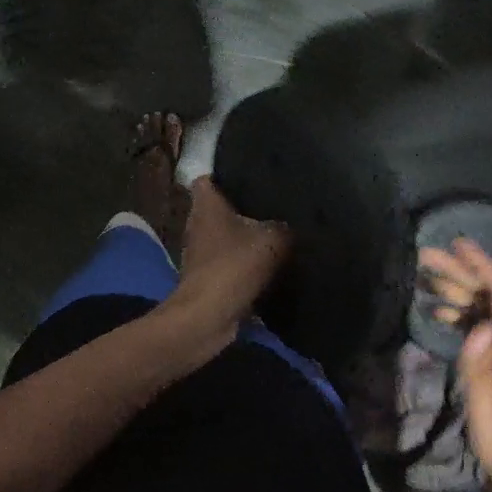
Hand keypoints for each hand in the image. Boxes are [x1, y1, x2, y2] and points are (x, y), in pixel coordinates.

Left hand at [166, 176, 290, 339]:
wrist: (208, 316)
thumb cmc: (234, 266)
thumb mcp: (273, 241)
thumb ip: (286, 228)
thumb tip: (294, 227)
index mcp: (206, 206)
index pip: (207, 179)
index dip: (225, 175)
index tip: (250, 176)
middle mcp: (197, 226)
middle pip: (219, 210)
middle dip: (242, 211)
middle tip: (274, 207)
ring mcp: (199, 255)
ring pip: (225, 239)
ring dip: (244, 241)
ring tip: (277, 236)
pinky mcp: (207, 280)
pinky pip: (229, 266)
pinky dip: (244, 268)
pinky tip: (270, 269)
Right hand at [418, 239, 491, 491]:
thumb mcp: (487, 404)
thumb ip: (482, 365)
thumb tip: (480, 325)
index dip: (483, 267)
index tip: (459, 244)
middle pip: (491, 297)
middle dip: (461, 273)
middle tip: (425, 256)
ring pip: (483, 310)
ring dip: (456, 291)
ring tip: (423, 276)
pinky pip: (478, 326)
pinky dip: (458, 313)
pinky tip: (435, 310)